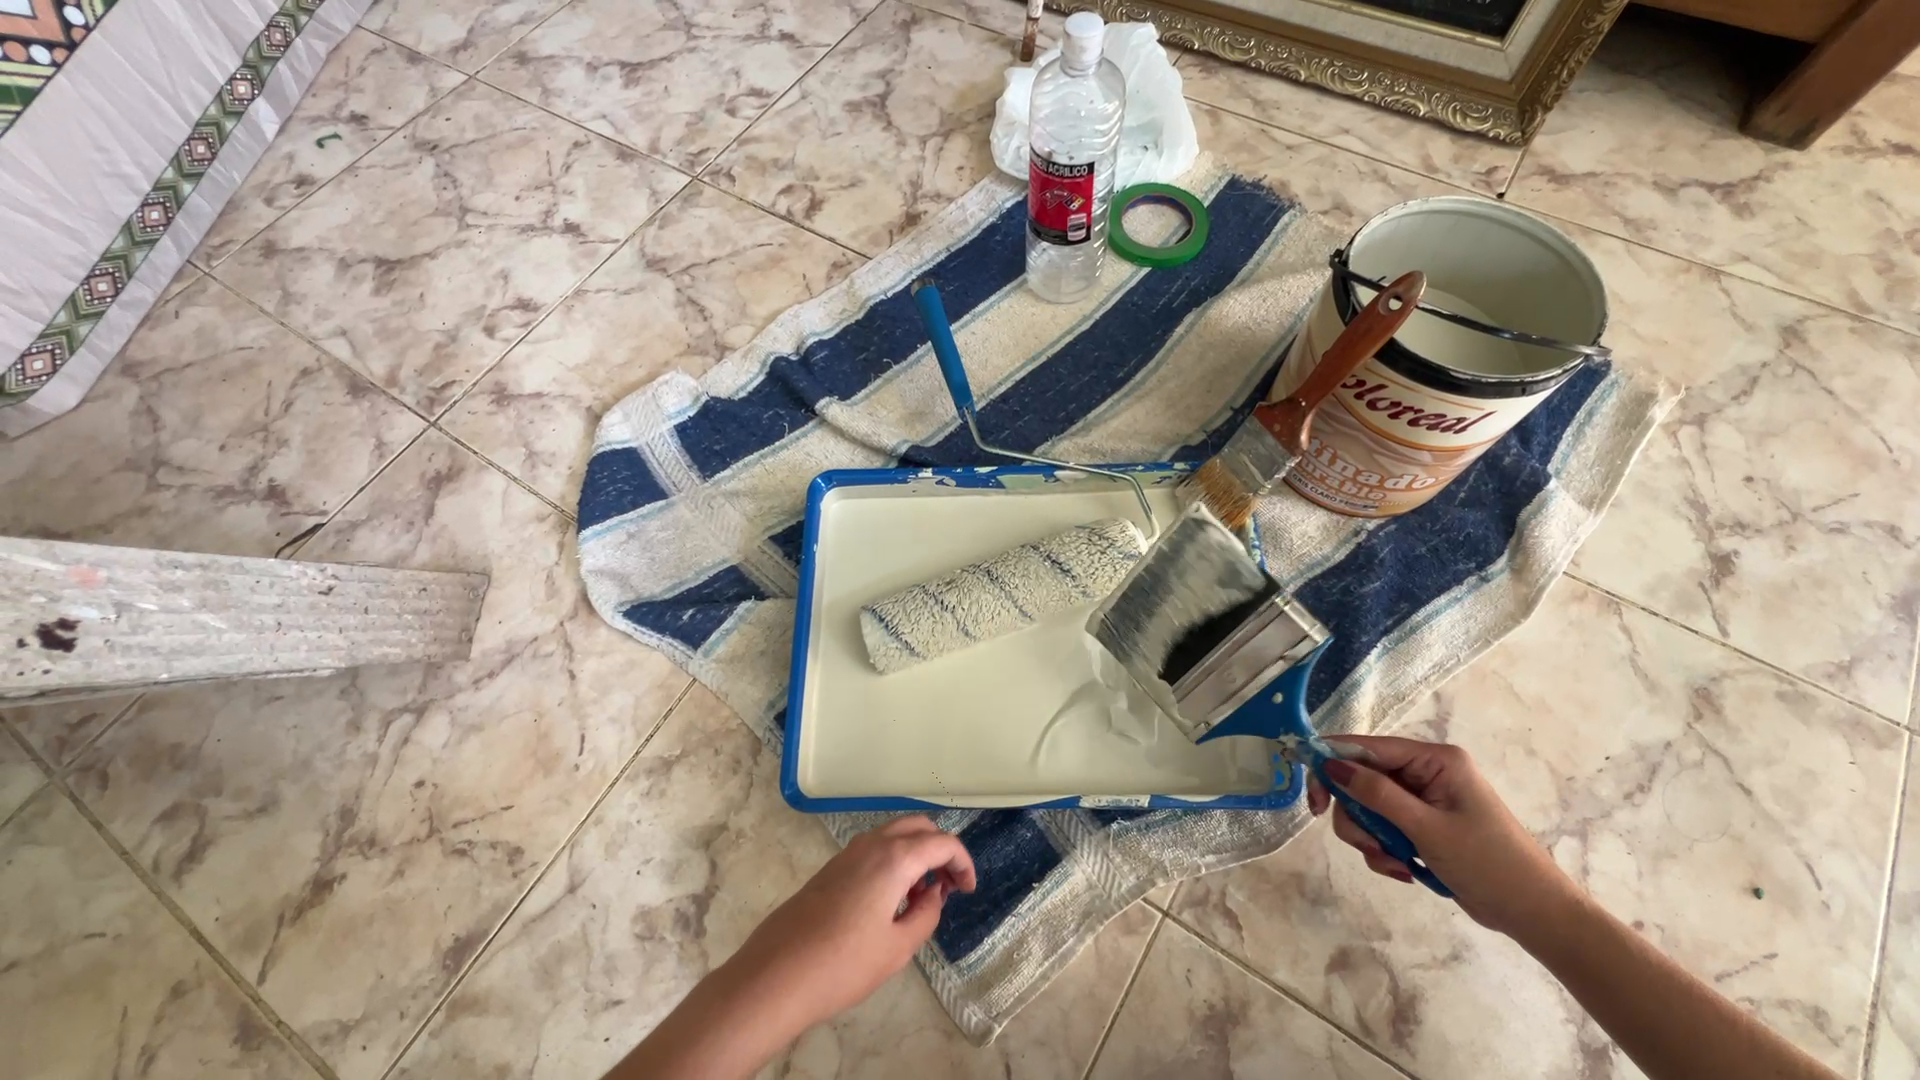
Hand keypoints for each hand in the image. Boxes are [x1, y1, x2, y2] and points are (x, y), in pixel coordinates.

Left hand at [724, 815, 976, 1030]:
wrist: (777, 974)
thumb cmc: (843, 964)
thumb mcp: (898, 948)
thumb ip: (925, 915)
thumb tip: (934, 895)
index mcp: (895, 858)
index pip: (943, 843)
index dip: (963, 862)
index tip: (969, 890)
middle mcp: (872, 844)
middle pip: (919, 826)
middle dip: (941, 848)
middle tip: (950, 885)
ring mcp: (848, 852)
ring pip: (894, 833)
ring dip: (916, 853)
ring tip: (921, 896)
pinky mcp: (832, 867)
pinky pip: (874, 848)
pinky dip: (894, 859)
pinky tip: (891, 899)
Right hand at [1307, 735, 1581, 935]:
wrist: (1536, 914)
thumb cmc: (1488, 863)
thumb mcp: (1426, 828)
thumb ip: (1376, 794)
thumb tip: (1330, 765)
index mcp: (1434, 760)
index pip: (1367, 748)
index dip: (1332, 766)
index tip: (1314, 800)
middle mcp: (1425, 772)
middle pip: (1361, 780)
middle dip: (1358, 816)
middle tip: (1365, 845)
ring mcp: (1423, 800)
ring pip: (1367, 808)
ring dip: (1371, 839)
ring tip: (1394, 864)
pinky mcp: (1422, 826)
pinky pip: (1382, 828)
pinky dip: (1383, 851)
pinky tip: (1404, 871)